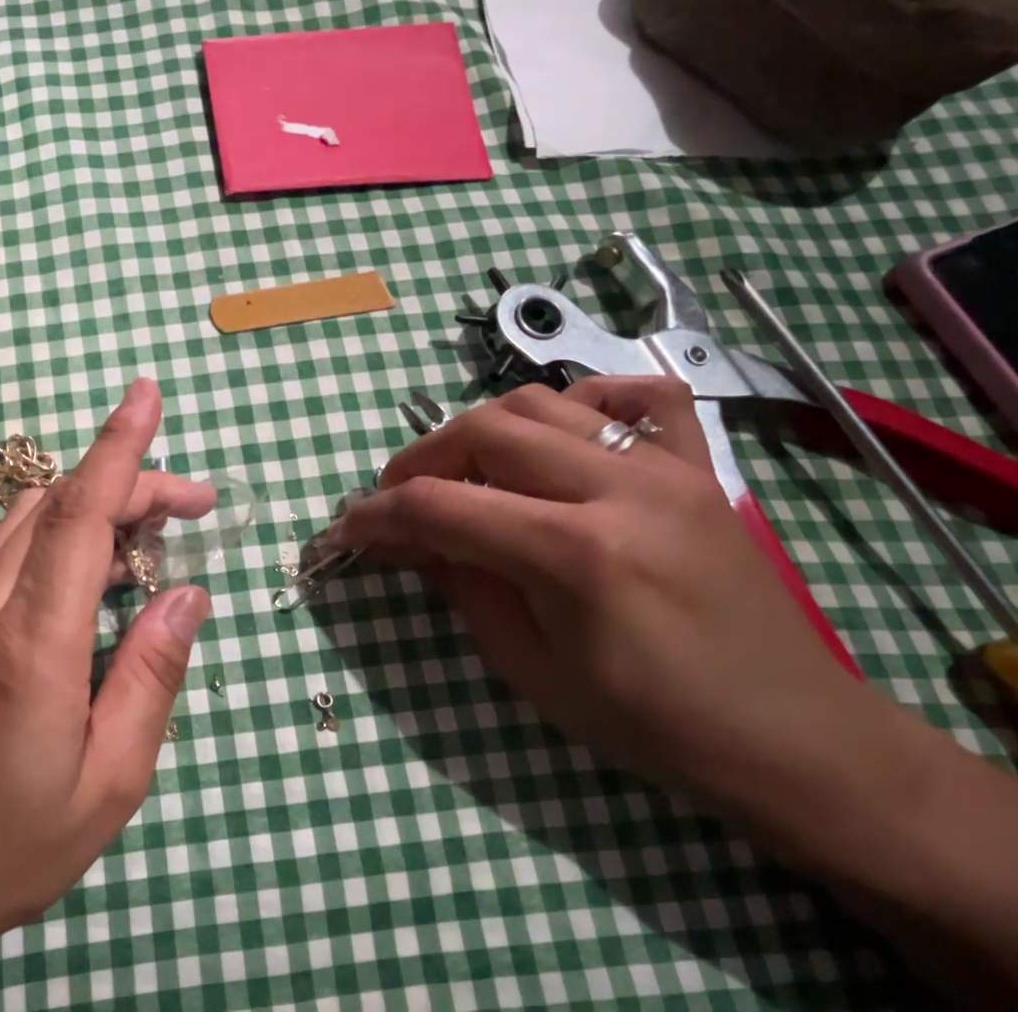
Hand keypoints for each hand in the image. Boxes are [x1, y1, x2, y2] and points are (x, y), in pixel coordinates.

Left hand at [0, 380, 214, 1011]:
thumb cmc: (10, 845)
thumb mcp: (109, 781)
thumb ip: (151, 678)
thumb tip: (188, 595)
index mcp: (31, 645)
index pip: (78, 517)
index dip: (117, 449)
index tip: (146, 396)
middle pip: (57, 507)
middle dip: (129, 481)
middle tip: (197, 505)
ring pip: (29, 524)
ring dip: (95, 506)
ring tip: (159, 531)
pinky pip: (12, 558)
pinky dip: (63, 539)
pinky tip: (102, 573)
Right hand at [323, 377, 869, 790]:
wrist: (787, 735)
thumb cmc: (646, 722)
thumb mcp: (528, 668)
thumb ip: (463, 587)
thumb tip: (410, 540)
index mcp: (574, 554)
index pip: (440, 506)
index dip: (377, 515)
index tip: (345, 530)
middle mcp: (618, 489)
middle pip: (482, 432)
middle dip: (417, 461)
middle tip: (395, 502)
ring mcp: (666, 468)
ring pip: (541, 403)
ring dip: (478, 431)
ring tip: (461, 473)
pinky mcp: (698, 468)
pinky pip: (636, 398)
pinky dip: (580, 401)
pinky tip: (556, 437)